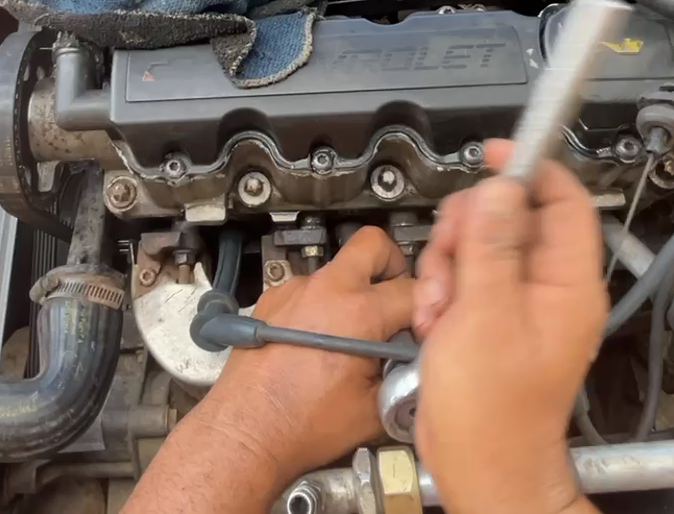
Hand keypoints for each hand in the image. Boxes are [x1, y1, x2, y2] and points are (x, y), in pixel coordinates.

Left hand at [124, 227, 413, 513]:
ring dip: (354, 290)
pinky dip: (322, 304)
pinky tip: (321, 339)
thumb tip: (418, 364)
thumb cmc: (299, 425)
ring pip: (337, 267)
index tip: (426, 321)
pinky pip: (309, 287)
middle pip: (373, 242)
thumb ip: (405, 378)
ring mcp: (295, 289)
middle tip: (397, 295)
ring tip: (355, 331)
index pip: (413, 289)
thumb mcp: (374, 411)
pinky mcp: (274, 298)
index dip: (427, 307)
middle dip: (392, 263)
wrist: (247, 431)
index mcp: (356, 312)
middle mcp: (324, 289)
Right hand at [412, 140, 607, 513]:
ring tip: (442, 304)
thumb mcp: (485, 315)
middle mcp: (546, 286)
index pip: (563, 200)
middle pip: (507, 215)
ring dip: (446, 263)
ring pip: (477, 240)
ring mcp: (515, 299)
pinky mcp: (488, 311)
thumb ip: (490, 245)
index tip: (493, 155)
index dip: (529, 170)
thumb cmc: (493, 411)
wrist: (477, 464)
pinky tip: (437, 319)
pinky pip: (460, 271)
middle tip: (452, 258)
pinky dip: (441, 287)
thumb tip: (498, 189)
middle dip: (467, 230)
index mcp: (565, 284)